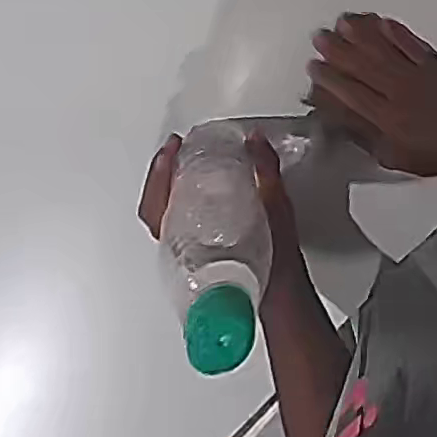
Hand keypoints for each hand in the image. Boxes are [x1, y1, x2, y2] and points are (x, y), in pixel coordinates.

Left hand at [137, 130, 303, 276]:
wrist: (282, 296)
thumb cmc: (274, 264)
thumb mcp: (275, 209)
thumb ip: (265, 171)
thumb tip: (254, 140)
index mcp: (189, 243)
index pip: (156, 206)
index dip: (159, 174)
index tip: (173, 148)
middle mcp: (181, 251)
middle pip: (155, 209)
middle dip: (162, 174)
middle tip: (177, 148)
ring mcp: (187, 254)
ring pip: (164, 216)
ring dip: (170, 185)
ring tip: (185, 160)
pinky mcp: (198, 254)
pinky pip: (178, 223)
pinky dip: (181, 198)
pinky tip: (198, 186)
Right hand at [306, 13, 436, 180]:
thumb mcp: (393, 157)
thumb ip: (364, 137)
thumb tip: (339, 120)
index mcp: (388, 119)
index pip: (351, 93)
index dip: (330, 78)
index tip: (315, 66)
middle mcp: (400, 94)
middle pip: (363, 66)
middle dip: (338, 50)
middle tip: (321, 37)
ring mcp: (418, 76)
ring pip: (384, 51)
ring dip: (362, 35)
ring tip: (344, 22)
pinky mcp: (435, 64)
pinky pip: (412, 44)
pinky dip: (397, 32)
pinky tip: (383, 22)